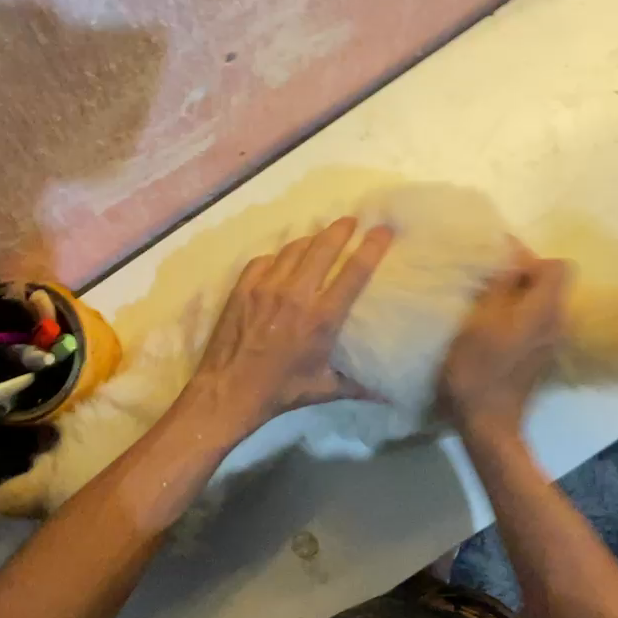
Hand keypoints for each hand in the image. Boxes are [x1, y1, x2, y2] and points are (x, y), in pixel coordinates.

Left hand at [181, 217, 395, 436]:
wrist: (229, 390)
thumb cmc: (280, 392)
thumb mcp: (324, 389)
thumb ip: (358, 386)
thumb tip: (388, 396)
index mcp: (322, 318)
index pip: (354, 271)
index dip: (372, 246)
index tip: (383, 230)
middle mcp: (296, 294)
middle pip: (324, 247)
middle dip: (341, 229)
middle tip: (351, 221)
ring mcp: (266, 288)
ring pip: (293, 249)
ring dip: (310, 239)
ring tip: (319, 237)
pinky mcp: (242, 288)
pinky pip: (264, 260)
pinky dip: (277, 257)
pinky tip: (281, 260)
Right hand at [439, 253, 570, 436]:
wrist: (487, 423)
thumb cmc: (478, 370)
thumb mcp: (479, 321)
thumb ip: (498, 284)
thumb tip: (510, 253)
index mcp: (546, 309)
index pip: (558, 266)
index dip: (530, 260)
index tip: (498, 268)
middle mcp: (557, 322)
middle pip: (550, 284)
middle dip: (519, 277)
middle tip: (484, 284)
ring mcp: (550, 343)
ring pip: (539, 304)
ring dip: (513, 298)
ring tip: (482, 304)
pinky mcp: (538, 357)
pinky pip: (532, 323)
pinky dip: (513, 318)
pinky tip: (487, 329)